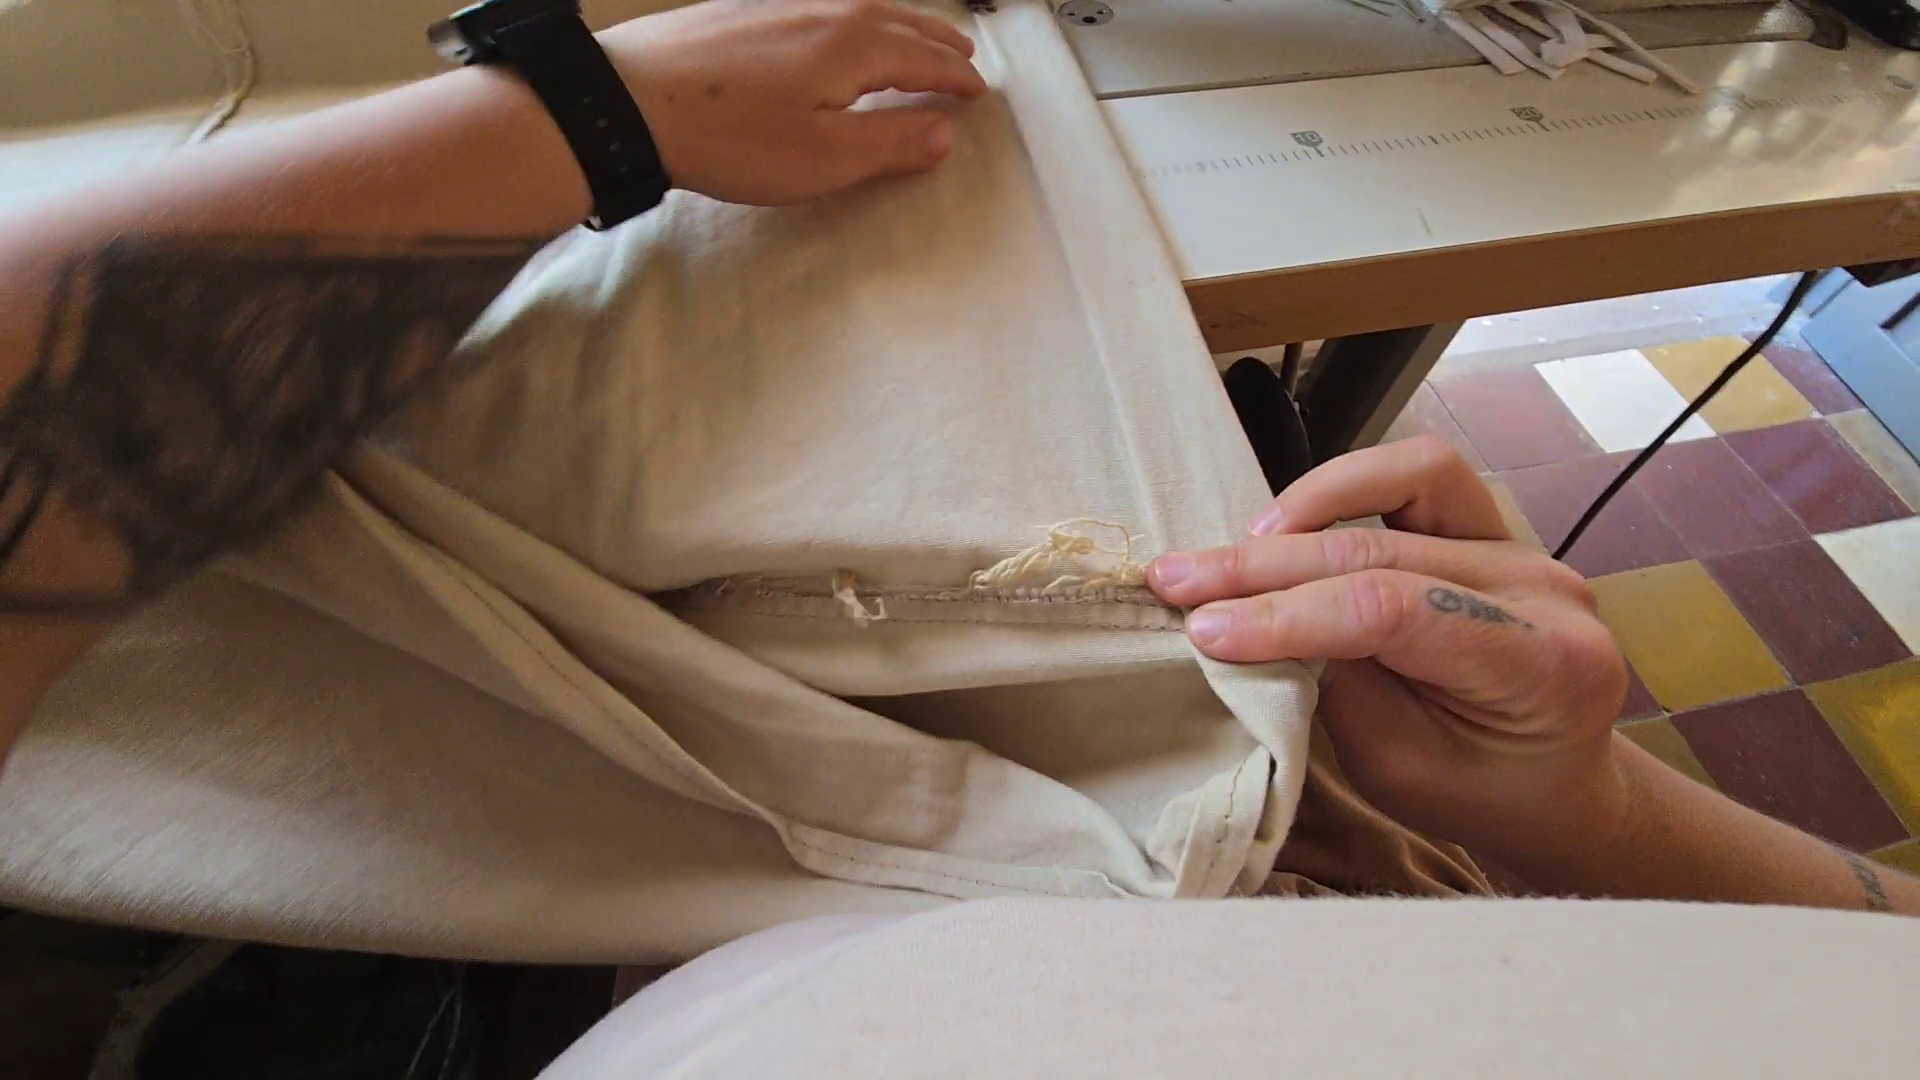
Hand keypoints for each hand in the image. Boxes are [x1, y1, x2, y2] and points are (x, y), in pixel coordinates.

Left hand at [600, 0, 988, 205]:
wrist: (637, 101)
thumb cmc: (740, 139)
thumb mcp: (826, 157)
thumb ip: (891, 144)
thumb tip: (946, 133)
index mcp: (853, 47)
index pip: (922, 60)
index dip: (953, 79)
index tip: (980, 93)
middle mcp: (826, 12)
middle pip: (898, 24)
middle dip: (936, 42)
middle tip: (965, 55)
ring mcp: (784, 5)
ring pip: (863, 10)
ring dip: (901, 26)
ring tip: (919, 39)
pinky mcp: (750, 13)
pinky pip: (827, 9)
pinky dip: (859, 22)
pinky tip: (848, 31)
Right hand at [1146, 438, 1630, 864]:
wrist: (1548, 778)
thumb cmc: (1473, 789)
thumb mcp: (1394, 764)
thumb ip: (1329, 684)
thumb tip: (1245, 622)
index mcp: (1540, 663)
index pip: (1389, 611)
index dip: (1284, 616)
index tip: (1202, 631)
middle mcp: (1539, 587)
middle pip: (1376, 548)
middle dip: (1261, 567)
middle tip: (1175, 581)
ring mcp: (1517, 544)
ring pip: (1405, 479)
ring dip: (1304, 506)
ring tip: (1238, 546)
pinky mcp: (1485, 525)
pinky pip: (1416, 474)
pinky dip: (1341, 488)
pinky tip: (1286, 523)